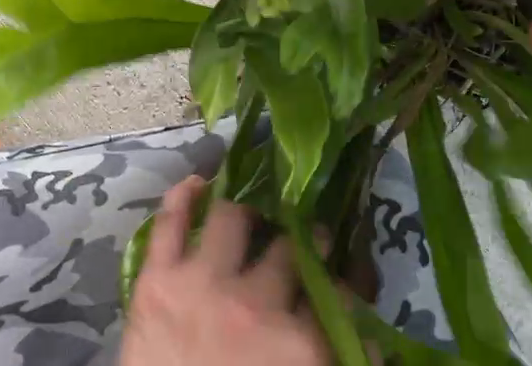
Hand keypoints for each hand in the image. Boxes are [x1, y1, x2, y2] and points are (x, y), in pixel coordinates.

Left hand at [122, 176, 335, 365]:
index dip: (347, 277)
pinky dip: (183, 195)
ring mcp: (204, 284)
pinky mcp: (157, 279)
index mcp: (305, 349)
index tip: (347, 265)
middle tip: (306, 229)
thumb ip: (347, 363)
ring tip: (254, 206)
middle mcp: (259, 305)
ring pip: (232, 220)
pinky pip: (169, 222)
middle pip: (290, 251)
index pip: (341, 296)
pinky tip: (196, 183)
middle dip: (304, 236)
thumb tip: (374, 340)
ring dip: (247, 209)